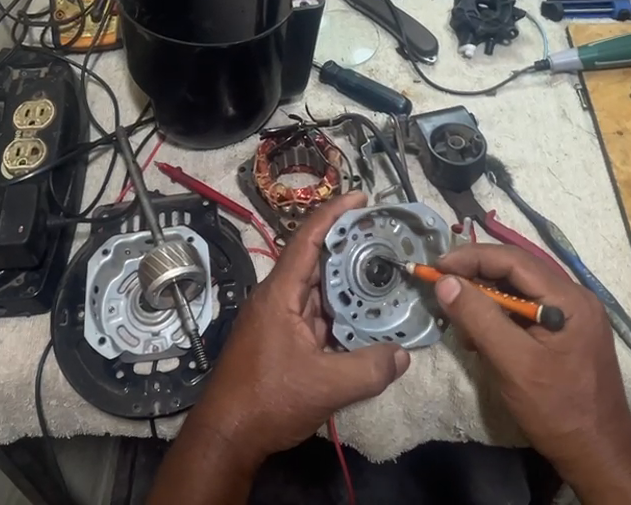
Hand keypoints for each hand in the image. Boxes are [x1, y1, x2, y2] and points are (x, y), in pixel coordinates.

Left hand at [183, 190, 411, 465]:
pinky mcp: (282, 340)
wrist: (226, 435)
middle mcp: (278, 297)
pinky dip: (340, 313)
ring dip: (347, 284)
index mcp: (280, 293)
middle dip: (349, 247)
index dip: (334, 213)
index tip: (361, 196)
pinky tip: (366, 318)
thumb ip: (368, 369)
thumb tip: (404, 353)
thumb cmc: (267, 399)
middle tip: (386, 238)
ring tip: (385, 273)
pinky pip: (316, 316)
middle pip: (316, 261)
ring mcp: (279, 319)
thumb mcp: (325, 386)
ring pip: (318, 291)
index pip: (308, 239)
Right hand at [435, 245, 630, 502]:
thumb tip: (445, 281)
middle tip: (442, 286)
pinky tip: (482, 337)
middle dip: (475, 276)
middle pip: (516, 271)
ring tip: (462, 322)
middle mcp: (574, 298)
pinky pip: (525, 310)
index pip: (513, 260)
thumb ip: (479, 317)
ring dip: (485, 299)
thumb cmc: (558, 410)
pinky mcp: (566, 333)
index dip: (471, 257)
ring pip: (518, 290)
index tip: (437, 266)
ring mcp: (572, 316)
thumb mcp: (513, 363)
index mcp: (569, 299)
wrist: (600, 459)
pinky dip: (499, 317)